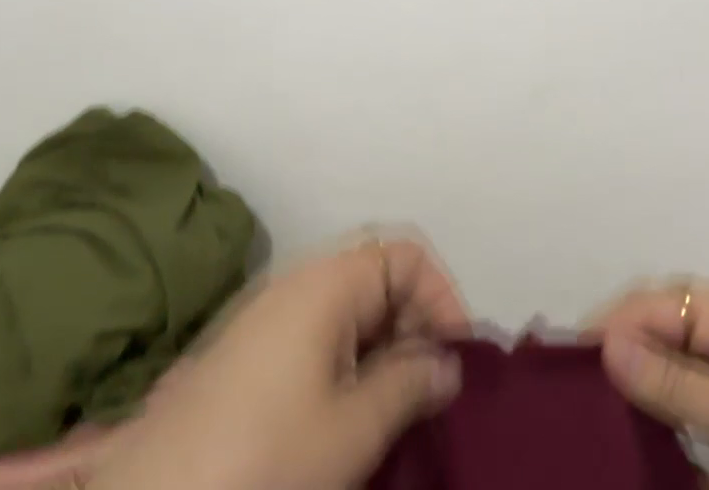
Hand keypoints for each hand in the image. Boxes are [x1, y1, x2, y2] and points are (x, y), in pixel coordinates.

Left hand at [98, 234, 469, 489]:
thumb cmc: (267, 454)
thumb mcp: (353, 426)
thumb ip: (410, 384)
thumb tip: (447, 362)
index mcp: (326, 283)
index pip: (404, 253)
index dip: (442, 295)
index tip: (454, 357)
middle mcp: (298, 285)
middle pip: (379, 276)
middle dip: (417, 323)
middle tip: (432, 389)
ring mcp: (272, 317)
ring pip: (352, 309)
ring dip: (387, 347)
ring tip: (400, 406)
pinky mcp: (254, 351)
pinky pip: (322, 334)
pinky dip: (352, 361)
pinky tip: (356, 411)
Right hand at [594, 283, 708, 489]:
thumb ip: (669, 381)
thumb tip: (601, 346)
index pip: (651, 303)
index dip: (609, 329)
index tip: (570, 367)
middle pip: (656, 320)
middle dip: (619, 348)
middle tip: (580, 390)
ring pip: (668, 351)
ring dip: (639, 374)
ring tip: (600, 404)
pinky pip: (688, 377)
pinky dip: (664, 394)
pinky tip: (643, 417)